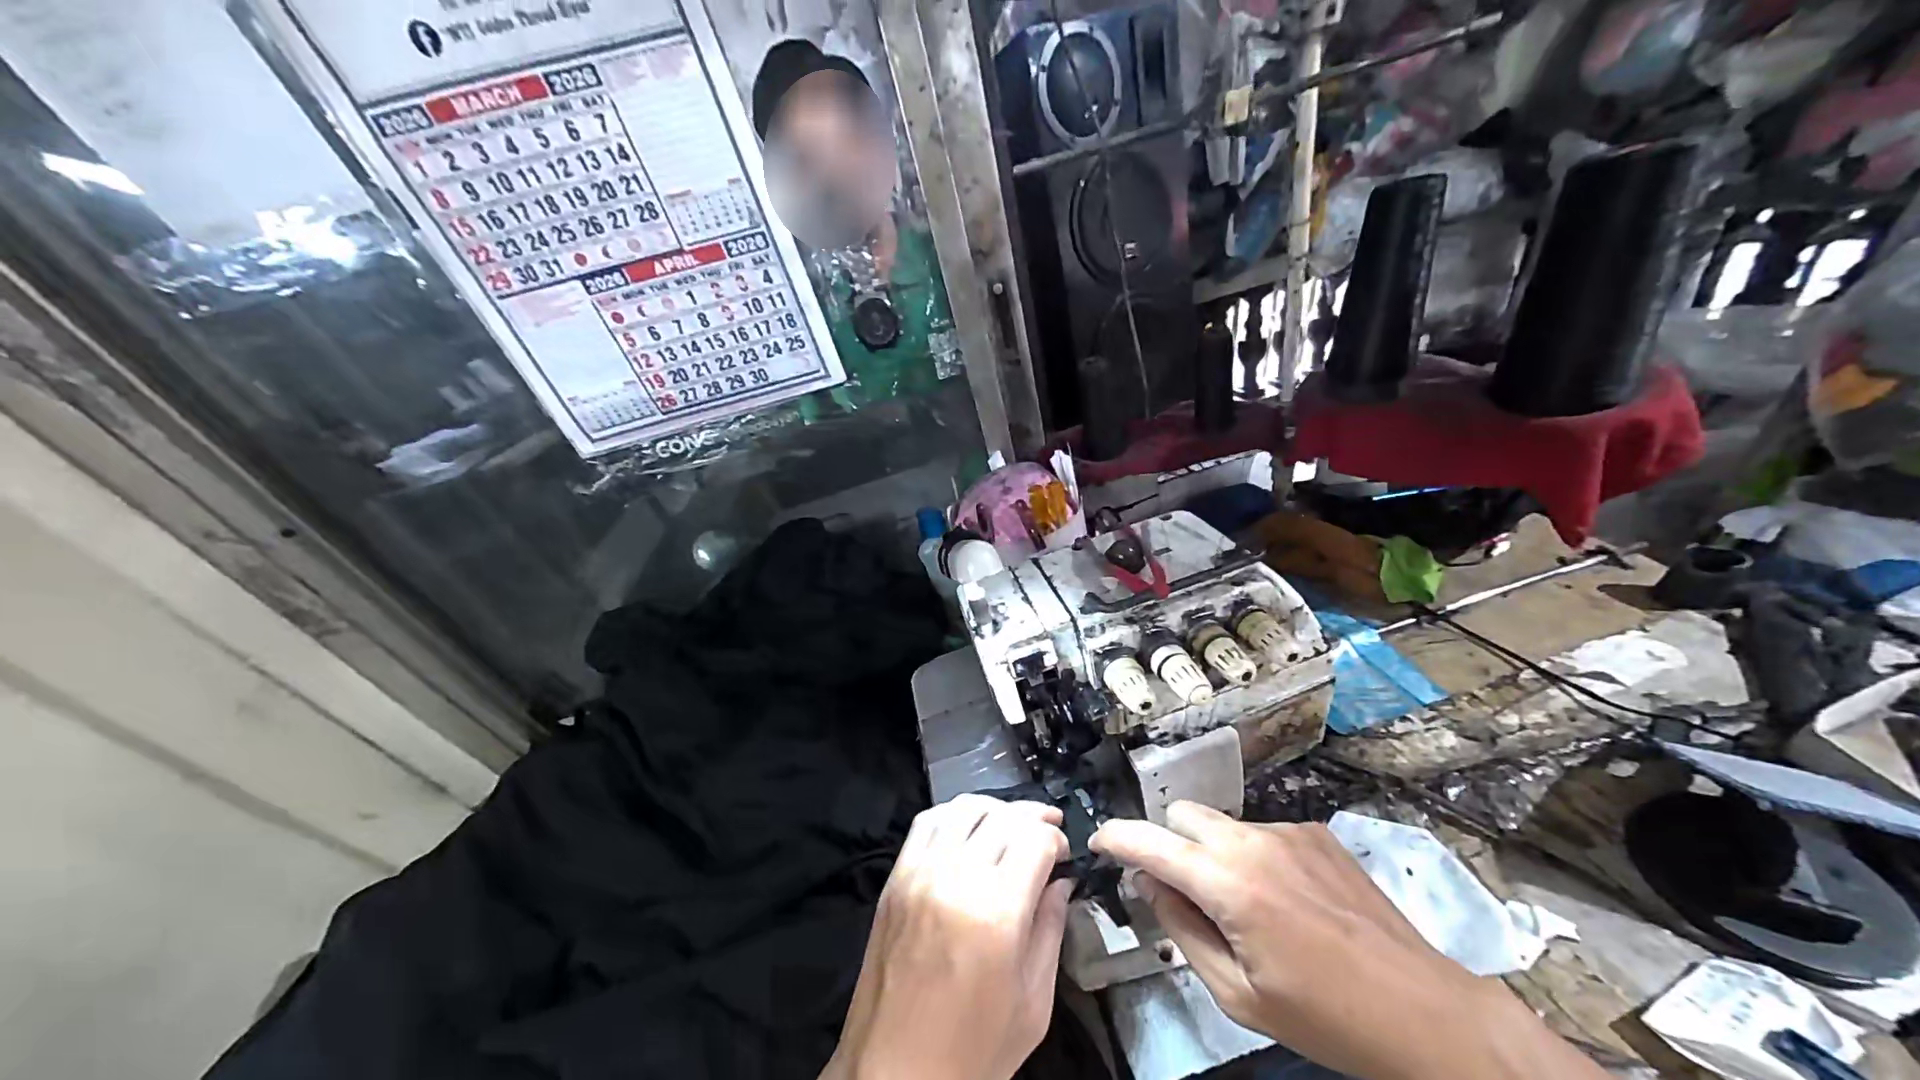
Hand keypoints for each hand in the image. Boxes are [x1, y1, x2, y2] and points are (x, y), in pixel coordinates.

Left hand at [823, 795, 1073, 1079]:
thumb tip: (1062, 884)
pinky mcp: (895, 878)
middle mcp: (956, 878)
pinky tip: (970, 829)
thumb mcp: (1033, 1002)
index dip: (1057, 839)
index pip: (1035, 839)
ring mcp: (919, 873)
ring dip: (995, 809)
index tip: (1065, 856)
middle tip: (1049, 832)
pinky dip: (954, 815)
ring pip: (963, 808)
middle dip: (1034, 817)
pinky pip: (926, 822)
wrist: (893, 1074)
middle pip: (1002, 817)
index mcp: (996, 912)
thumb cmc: (973, 1050)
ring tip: (1013, 825)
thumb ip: (1051, 931)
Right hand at [1091, 802, 1608, 1079]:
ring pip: (1223, 824)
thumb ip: (1181, 928)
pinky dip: (1254, 855)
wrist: (1426, 1013)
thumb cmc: (1324, 1017)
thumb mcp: (1237, 993)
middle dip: (1168, 842)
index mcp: (1227, 883)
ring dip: (1213, 851)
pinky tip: (1287, 900)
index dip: (1115, 838)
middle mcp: (1253, 841)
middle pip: (1182, 814)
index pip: (1149, 842)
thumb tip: (1150, 884)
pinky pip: (1263, 833)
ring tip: (1245, 905)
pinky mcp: (1318, 833)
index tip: (1098, 841)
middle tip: (1180, 888)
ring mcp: (1289, 831)